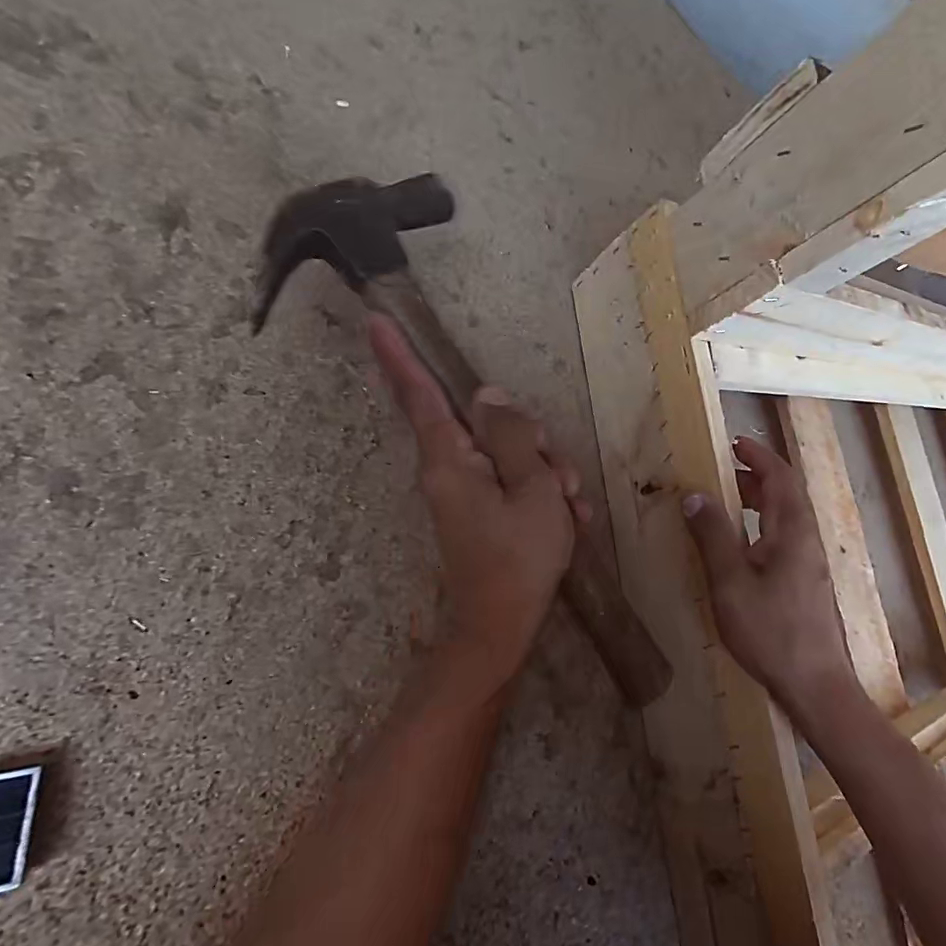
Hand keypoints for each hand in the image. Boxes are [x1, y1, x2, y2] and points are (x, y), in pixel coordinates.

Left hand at [369, 313, 588, 680]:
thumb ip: (514, 435)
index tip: (374, 320)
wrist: (501, 625)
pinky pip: (510, 482)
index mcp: (449, 461)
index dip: (399, 357)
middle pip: (487, 426)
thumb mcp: (533, 488)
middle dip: (533, 441)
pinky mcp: (477, 511)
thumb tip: (489, 396)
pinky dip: (540, 493)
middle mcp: (447, 471)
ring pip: (507, 455)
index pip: (420, 396)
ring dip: (545, 472)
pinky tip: (566, 517)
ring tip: (571, 507)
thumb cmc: (520, 556)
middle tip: (562, 476)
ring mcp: (462, 493)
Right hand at [680, 437, 855, 712]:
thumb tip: (695, 495)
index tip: (734, 442)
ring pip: (787, 516)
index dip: (758, 456)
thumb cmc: (771, 631)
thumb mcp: (731, 583)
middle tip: (725, 470)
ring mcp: (811, 561)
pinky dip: (765, 524)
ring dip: (761, 500)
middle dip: (757, 475)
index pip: (779, 476)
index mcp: (792, 529)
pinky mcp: (809, 581)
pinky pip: (787, 536)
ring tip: (730, 501)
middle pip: (786, 492)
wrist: (816, 683)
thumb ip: (713, 536)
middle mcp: (807, 538)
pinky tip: (746, 545)